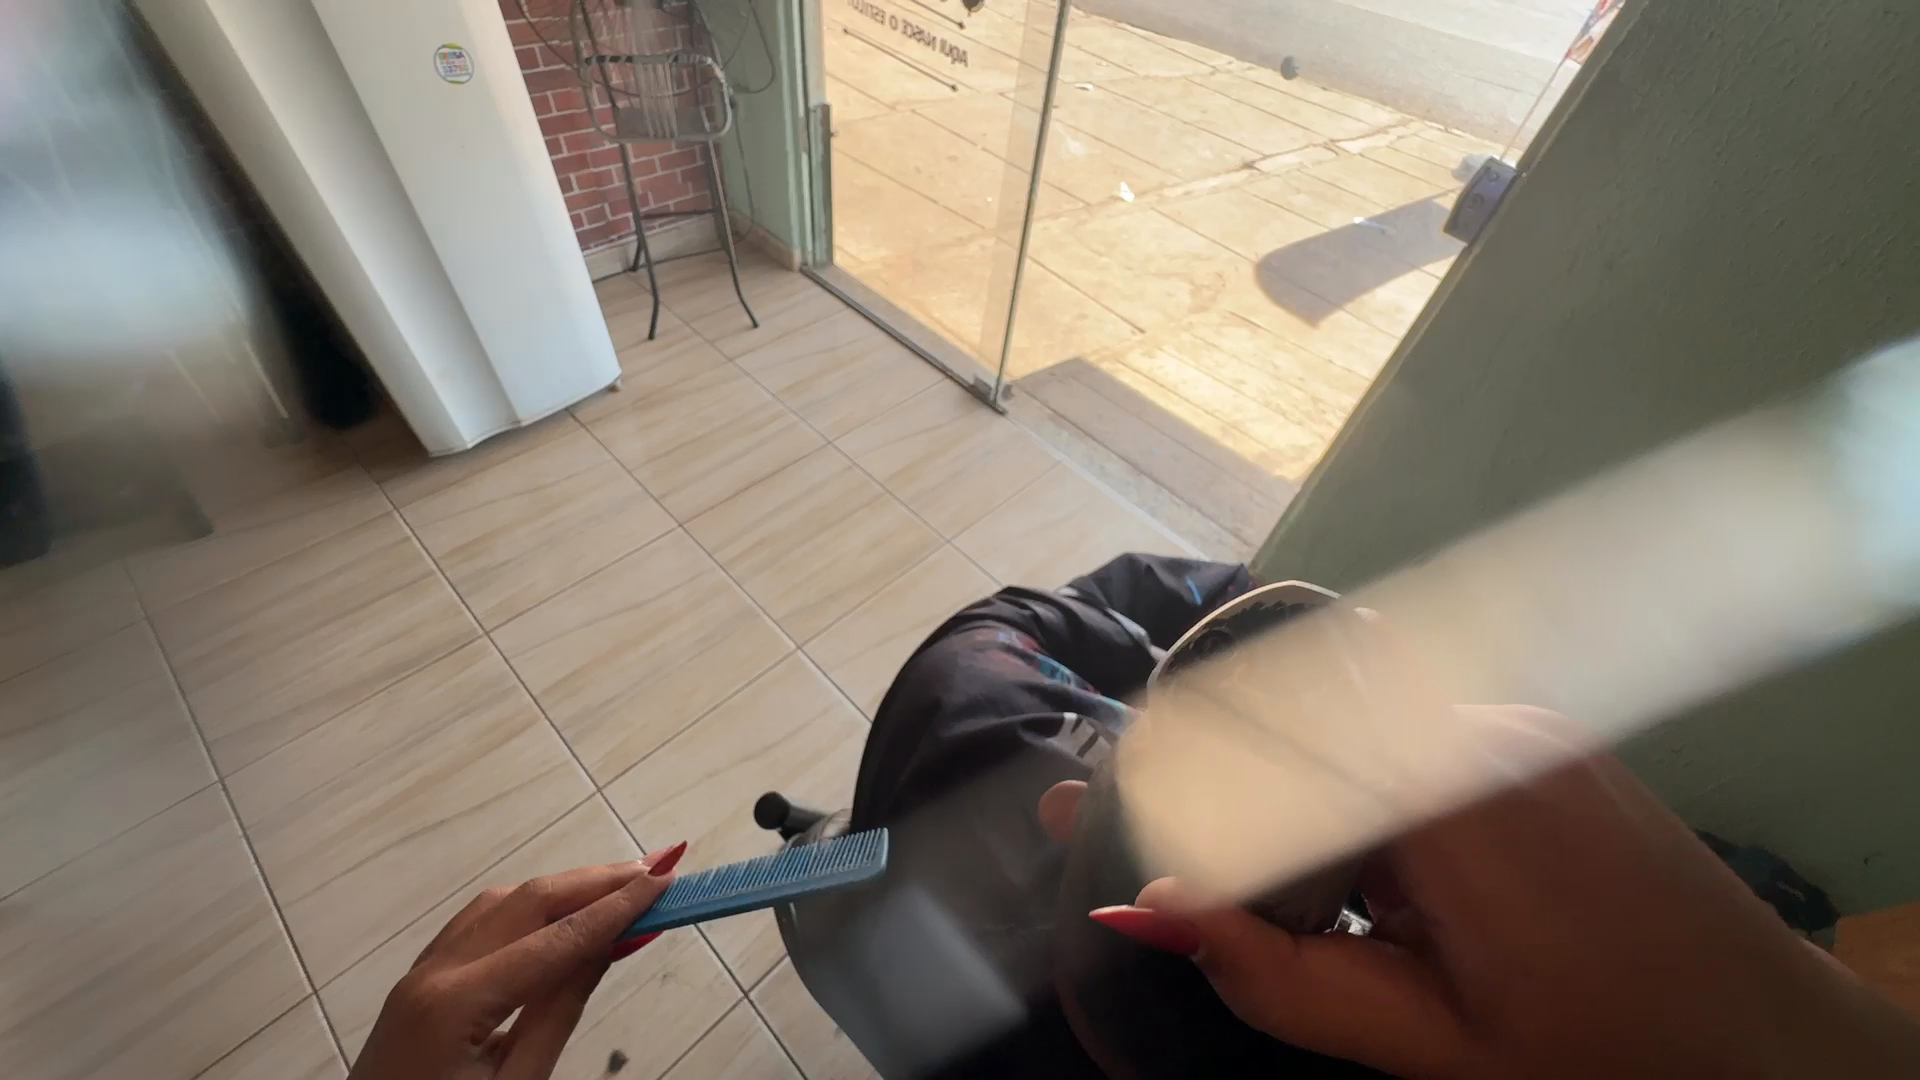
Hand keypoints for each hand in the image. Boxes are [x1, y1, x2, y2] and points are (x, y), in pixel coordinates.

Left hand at [349, 842, 685, 1079]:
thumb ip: (561, 1009)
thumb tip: (611, 940)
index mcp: (455, 1006)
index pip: (558, 937)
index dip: (618, 905)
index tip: (667, 877)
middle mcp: (433, 973)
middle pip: (530, 901)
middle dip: (599, 880)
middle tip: (658, 866)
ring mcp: (419, 973)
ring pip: (505, 901)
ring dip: (568, 886)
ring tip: (622, 883)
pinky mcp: (419, 981)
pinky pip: (483, 921)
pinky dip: (534, 904)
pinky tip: (566, 908)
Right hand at [1053, 751, 1919, 1077]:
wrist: (1787, 1051)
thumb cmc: (1603, 1058)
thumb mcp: (1423, 1043)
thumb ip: (1271, 976)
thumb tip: (1138, 910)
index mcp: (1443, 798)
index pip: (1268, 731)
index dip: (1186, 752)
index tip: (1121, 797)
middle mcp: (1471, 725)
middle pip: (1298, 714)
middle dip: (1231, 770)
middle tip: (1206, 839)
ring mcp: (1506, 713)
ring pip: (1345, 713)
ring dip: (1299, 776)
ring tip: (1329, 876)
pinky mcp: (1526, 721)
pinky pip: (1400, 720)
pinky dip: (1357, 771)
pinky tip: (1391, 854)